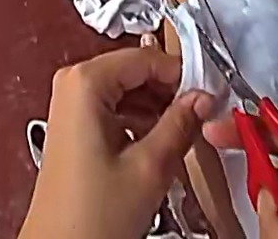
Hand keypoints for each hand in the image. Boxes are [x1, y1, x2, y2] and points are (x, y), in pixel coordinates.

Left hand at [19, 48, 216, 238]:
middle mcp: (74, 82)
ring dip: (156, 108)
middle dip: (168, 92)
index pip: (146, 57)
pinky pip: (114, 105)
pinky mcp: (73, 122)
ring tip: (181, 132)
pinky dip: (138, 119)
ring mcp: (71, 102)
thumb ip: (181, 125)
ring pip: (127, 88)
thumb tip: (202, 98)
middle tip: (198, 114)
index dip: (181, 74)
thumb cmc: (87, 220)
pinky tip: (156, 143)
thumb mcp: (148, 168)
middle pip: (136, 70)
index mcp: (86, 81)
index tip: (207, 91)